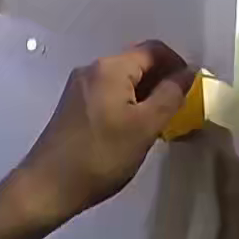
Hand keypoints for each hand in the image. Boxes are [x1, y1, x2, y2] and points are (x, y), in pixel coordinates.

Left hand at [6, 40, 197, 227]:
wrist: (46, 188)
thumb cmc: (101, 156)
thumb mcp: (145, 127)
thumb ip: (171, 95)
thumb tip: (188, 72)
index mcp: (111, 67)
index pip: (155, 50)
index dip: (178, 65)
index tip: (192, 90)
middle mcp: (93, 68)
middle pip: (138, 62)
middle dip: (162, 80)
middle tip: (179, 109)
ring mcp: (79, 86)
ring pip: (124, 79)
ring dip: (145, 94)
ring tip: (158, 122)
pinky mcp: (73, 104)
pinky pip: (109, 92)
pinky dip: (127, 103)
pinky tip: (132, 129)